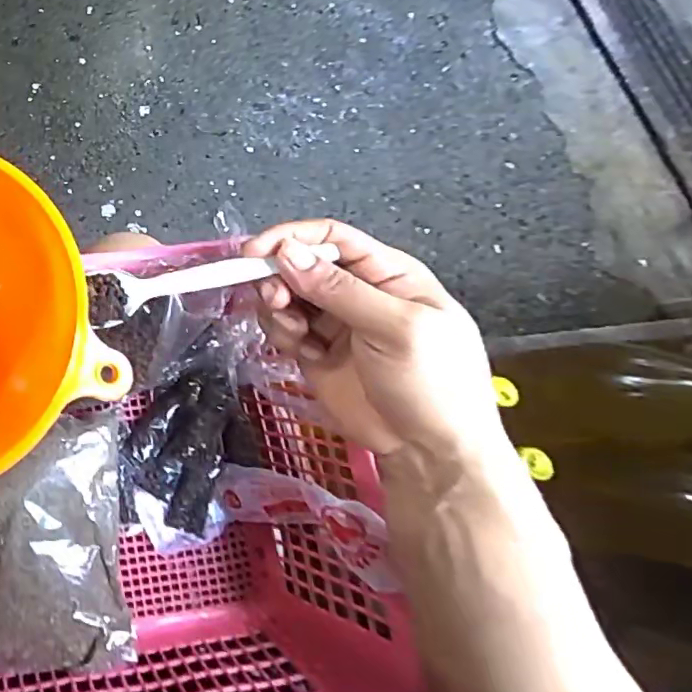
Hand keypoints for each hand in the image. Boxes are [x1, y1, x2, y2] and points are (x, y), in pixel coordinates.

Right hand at [243, 220, 506, 459]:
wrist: (430, 453)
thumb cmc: (435, 385)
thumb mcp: (396, 329)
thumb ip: (340, 289)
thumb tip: (288, 253)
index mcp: (386, 273)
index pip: (331, 238)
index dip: (291, 238)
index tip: (256, 254)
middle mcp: (356, 291)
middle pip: (299, 264)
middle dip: (279, 278)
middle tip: (276, 301)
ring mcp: (333, 321)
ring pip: (285, 295)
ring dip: (278, 310)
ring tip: (297, 336)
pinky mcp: (314, 349)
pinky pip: (282, 327)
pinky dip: (281, 335)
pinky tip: (303, 353)